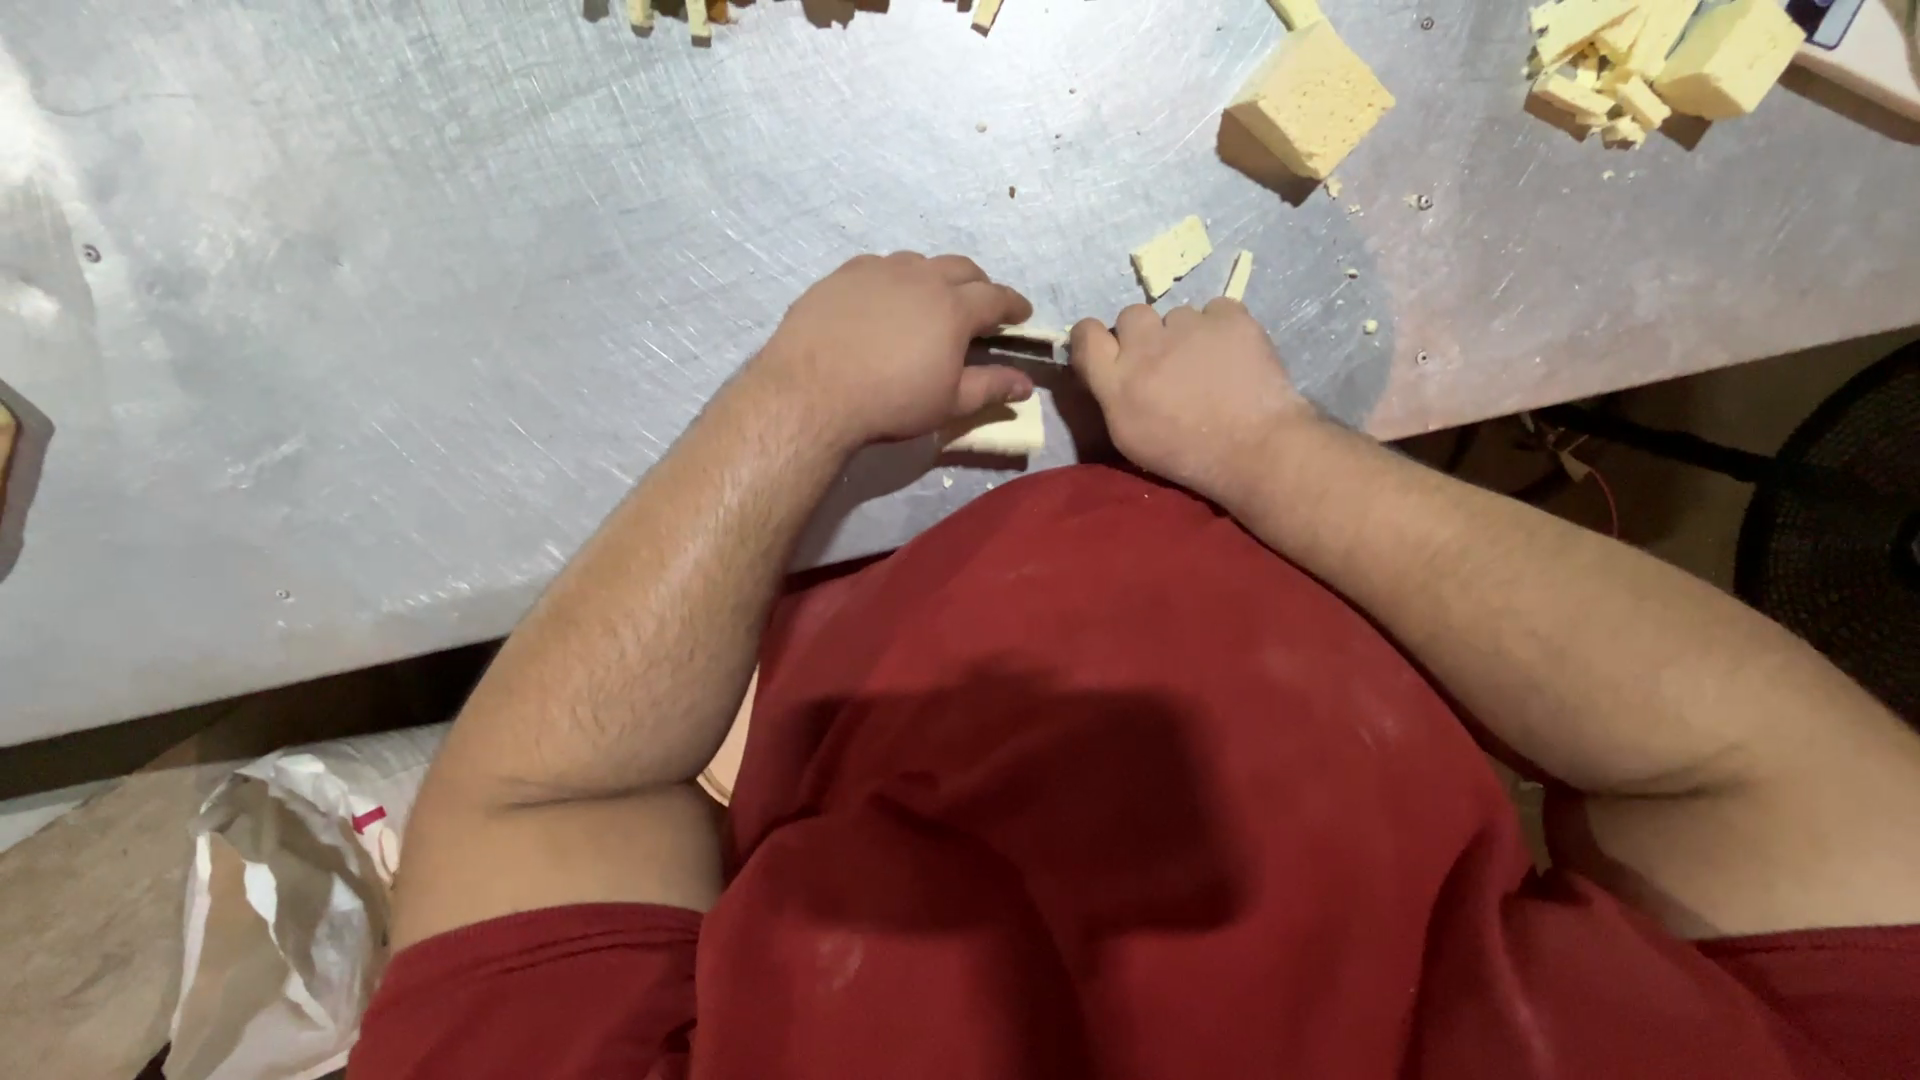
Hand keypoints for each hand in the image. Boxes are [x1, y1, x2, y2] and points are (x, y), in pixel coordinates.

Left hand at [749, 252, 1035, 448]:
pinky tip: (885, 299)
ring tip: (931, 300)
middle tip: (980, 306)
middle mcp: (920, 277)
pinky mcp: (843, 275)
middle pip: (961, 268)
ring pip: (918, 263)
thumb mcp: (949, 403)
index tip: (1022, 314)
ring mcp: (878, 270)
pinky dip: (893, 280)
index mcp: (954, 307)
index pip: (996, 297)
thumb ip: (991, 387)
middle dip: (978, 284)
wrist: (812, 392)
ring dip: (935, 277)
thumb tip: (1026, 385)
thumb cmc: (891, 402)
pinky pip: (878, 267)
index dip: (1014, 305)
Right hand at [1071, 300, 1321, 503]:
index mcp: (1117, 381)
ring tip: (1207, 364)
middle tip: (1164, 359)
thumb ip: (1112, 396)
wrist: (1255, 450)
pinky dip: (1221, 328)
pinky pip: (1216, 310)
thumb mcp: (1129, 437)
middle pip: (1132, 315)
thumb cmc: (1187, 454)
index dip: (1093, 336)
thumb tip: (1108, 368)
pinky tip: (1232, 355)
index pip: (1086, 334)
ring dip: (1186, 334)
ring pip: (1178, 315)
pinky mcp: (1229, 318)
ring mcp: (1189, 327)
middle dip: (1144, 333)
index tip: (1107, 347)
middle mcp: (1146, 346)